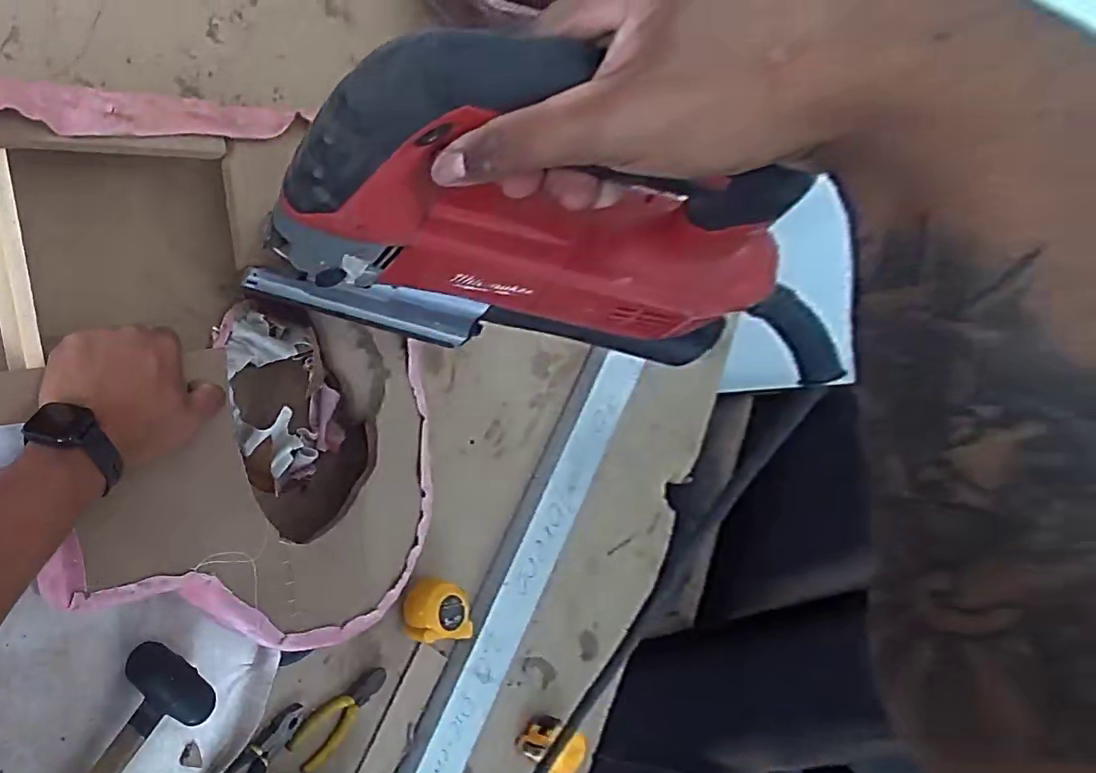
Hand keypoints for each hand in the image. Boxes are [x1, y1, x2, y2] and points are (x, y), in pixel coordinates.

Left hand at [37, 327, 226, 470]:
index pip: (168, 347)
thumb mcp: (185, 424)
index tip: (153, 390)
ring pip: (106, 346)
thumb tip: (212, 387)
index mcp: (163, 346)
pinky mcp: (67, 346)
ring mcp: (96, 336)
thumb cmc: (138, 431)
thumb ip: (206, 399)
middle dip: (132, 363)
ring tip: (100, 396)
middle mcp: (130, 332)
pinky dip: (79, 367)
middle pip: (135, 344)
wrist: (85, 439)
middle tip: (125, 395)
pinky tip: (80, 391)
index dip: (161, 369)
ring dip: (105, 364)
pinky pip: (78, 352)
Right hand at [430, 0, 1013, 202]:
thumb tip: (445, 160)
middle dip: (554, 150)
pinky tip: (641, 173)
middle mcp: (653, 2)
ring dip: (590, 158)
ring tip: (604, 192)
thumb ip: (519, 141)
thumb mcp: (608, 122)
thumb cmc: (738, 87)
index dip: (507, 124)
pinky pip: (648, 102)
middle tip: (560, 192)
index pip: (529, 58)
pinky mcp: (720, 53)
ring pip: (606, 101)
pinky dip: (633, 144)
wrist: (887, 82)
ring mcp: (692, 25)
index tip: (508, 175)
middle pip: (567, 84)